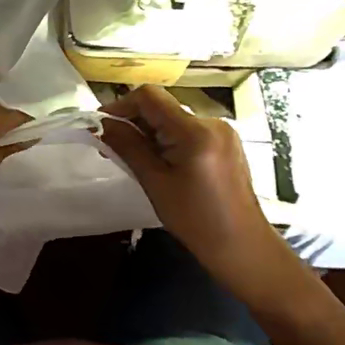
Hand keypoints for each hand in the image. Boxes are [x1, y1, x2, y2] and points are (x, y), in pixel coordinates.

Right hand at [100, 85, 279, 275]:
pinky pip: (187, 130)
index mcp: (195, 130)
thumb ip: (128, 146)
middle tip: (111, 146)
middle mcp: (211, 121)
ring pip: (173, 118)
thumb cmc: (196, 220)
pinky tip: (159, 162)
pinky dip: (167, 139)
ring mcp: (222, 131)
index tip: (101, 126)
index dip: (120, 106)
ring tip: (134, 157)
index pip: (149, 96)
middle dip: (133, 121)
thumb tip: (101, 125)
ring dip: (149, 131)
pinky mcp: (225, 142)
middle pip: (161, 106)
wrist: (244, 247)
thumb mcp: (155, 182)